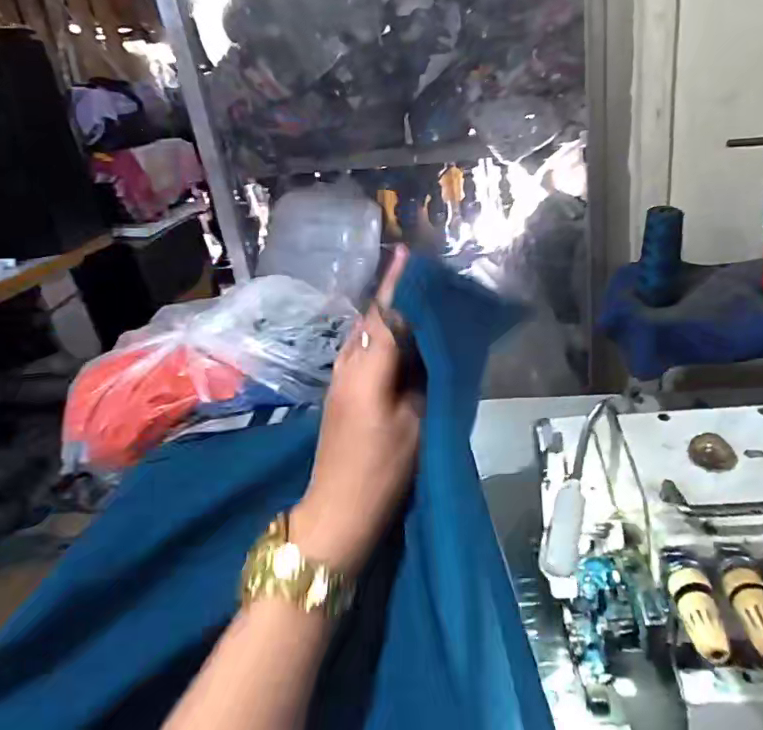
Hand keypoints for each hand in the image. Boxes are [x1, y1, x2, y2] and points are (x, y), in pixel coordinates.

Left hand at [291, 248, 420, 575]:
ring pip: (365, 336)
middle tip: (424, 279)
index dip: (398, 284)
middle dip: (395, 297)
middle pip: (372, 320)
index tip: (407, 253)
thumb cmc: (382, 471)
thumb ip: (421, 382)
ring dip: (387, 318)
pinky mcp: (339, 393)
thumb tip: (425, 352)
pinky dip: (381, 341)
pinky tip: (400, 345)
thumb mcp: (416, 426)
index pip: (384, 315)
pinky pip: (362, 353)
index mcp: (366, 368)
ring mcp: (338, 378)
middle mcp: (347, 364)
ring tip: (417, 305)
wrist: (337, 509)